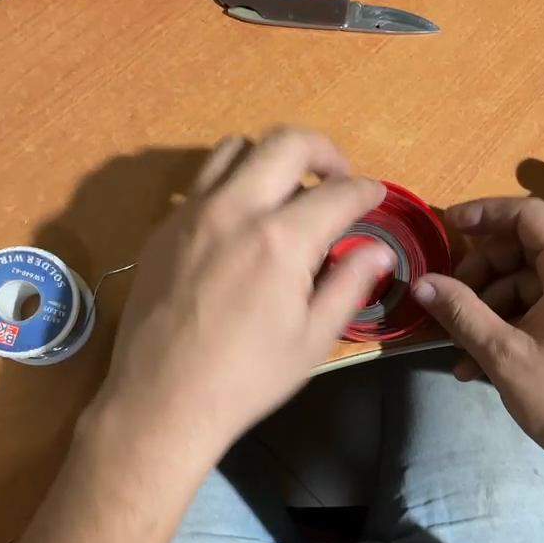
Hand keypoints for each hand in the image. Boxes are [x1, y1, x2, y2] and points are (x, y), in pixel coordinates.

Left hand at [98, 128, 389, 461]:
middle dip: (323, 150)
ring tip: (287, 190)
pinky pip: (202, 181)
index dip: (366, 191)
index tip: (375, 195)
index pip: (338, 193)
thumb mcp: (314, 338)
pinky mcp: (163, 228)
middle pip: (286, 142)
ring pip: (235, 148)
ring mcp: (192, 213)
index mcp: (281, 240)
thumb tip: (379, 251)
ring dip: (271, 158)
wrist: (164, 400)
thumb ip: (350, 284)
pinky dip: (232, 183)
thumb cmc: (249, 378)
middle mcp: (235, 209)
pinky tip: (241, 222)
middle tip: (337, 175)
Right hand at [412, 198, 543, 485]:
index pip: (529, 216)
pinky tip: (482, 363)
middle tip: (450, 304)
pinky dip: (515, 324)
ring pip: (533, 283)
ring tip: (460, 352)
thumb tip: (422, 283)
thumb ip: (460, 312)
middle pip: (528, 250)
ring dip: (492, 310)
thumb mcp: (502, 354)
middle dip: (482, 275)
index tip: (447, 225)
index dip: (484, 214)